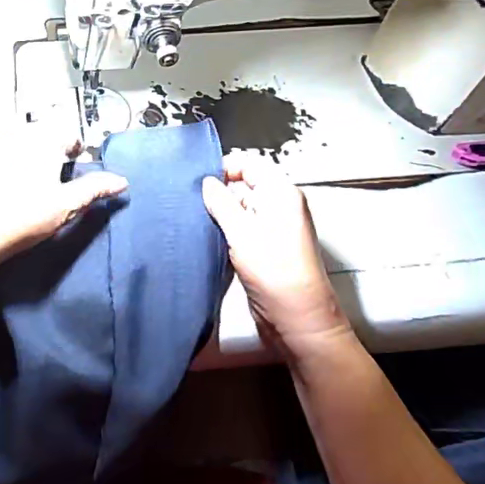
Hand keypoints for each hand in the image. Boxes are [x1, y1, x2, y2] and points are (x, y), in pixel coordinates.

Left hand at [0, 126, 127, 271]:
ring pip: (20, 138)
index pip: (70, 133)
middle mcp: (20, 132)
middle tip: (50, 179)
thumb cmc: (21, 218)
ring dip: (27, 151)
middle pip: (45, 132)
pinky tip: (1, 180)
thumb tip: (120, 181)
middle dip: (51, 149)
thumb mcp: (66, 206)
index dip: (75, 151)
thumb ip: (94, 189)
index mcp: (46, 140)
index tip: (72, 167)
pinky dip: (4, 156)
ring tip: (25, 181)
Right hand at [201, 152, 352, 360]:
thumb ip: (221, 202)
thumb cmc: (273, 270)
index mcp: (281, 193)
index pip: (249, 164)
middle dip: (217, 190)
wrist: (297, 319)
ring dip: (218, 212)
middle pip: (243, 184)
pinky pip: (240, 228)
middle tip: (187, 200)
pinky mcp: (263, 248)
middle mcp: (279, 205)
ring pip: (239, 208)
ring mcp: (272, 227)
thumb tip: (206, 181)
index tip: (194, 181)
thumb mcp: (242, 231)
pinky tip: (204, 236)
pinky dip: (224, 229)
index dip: (222, 168)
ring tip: (191, 217)